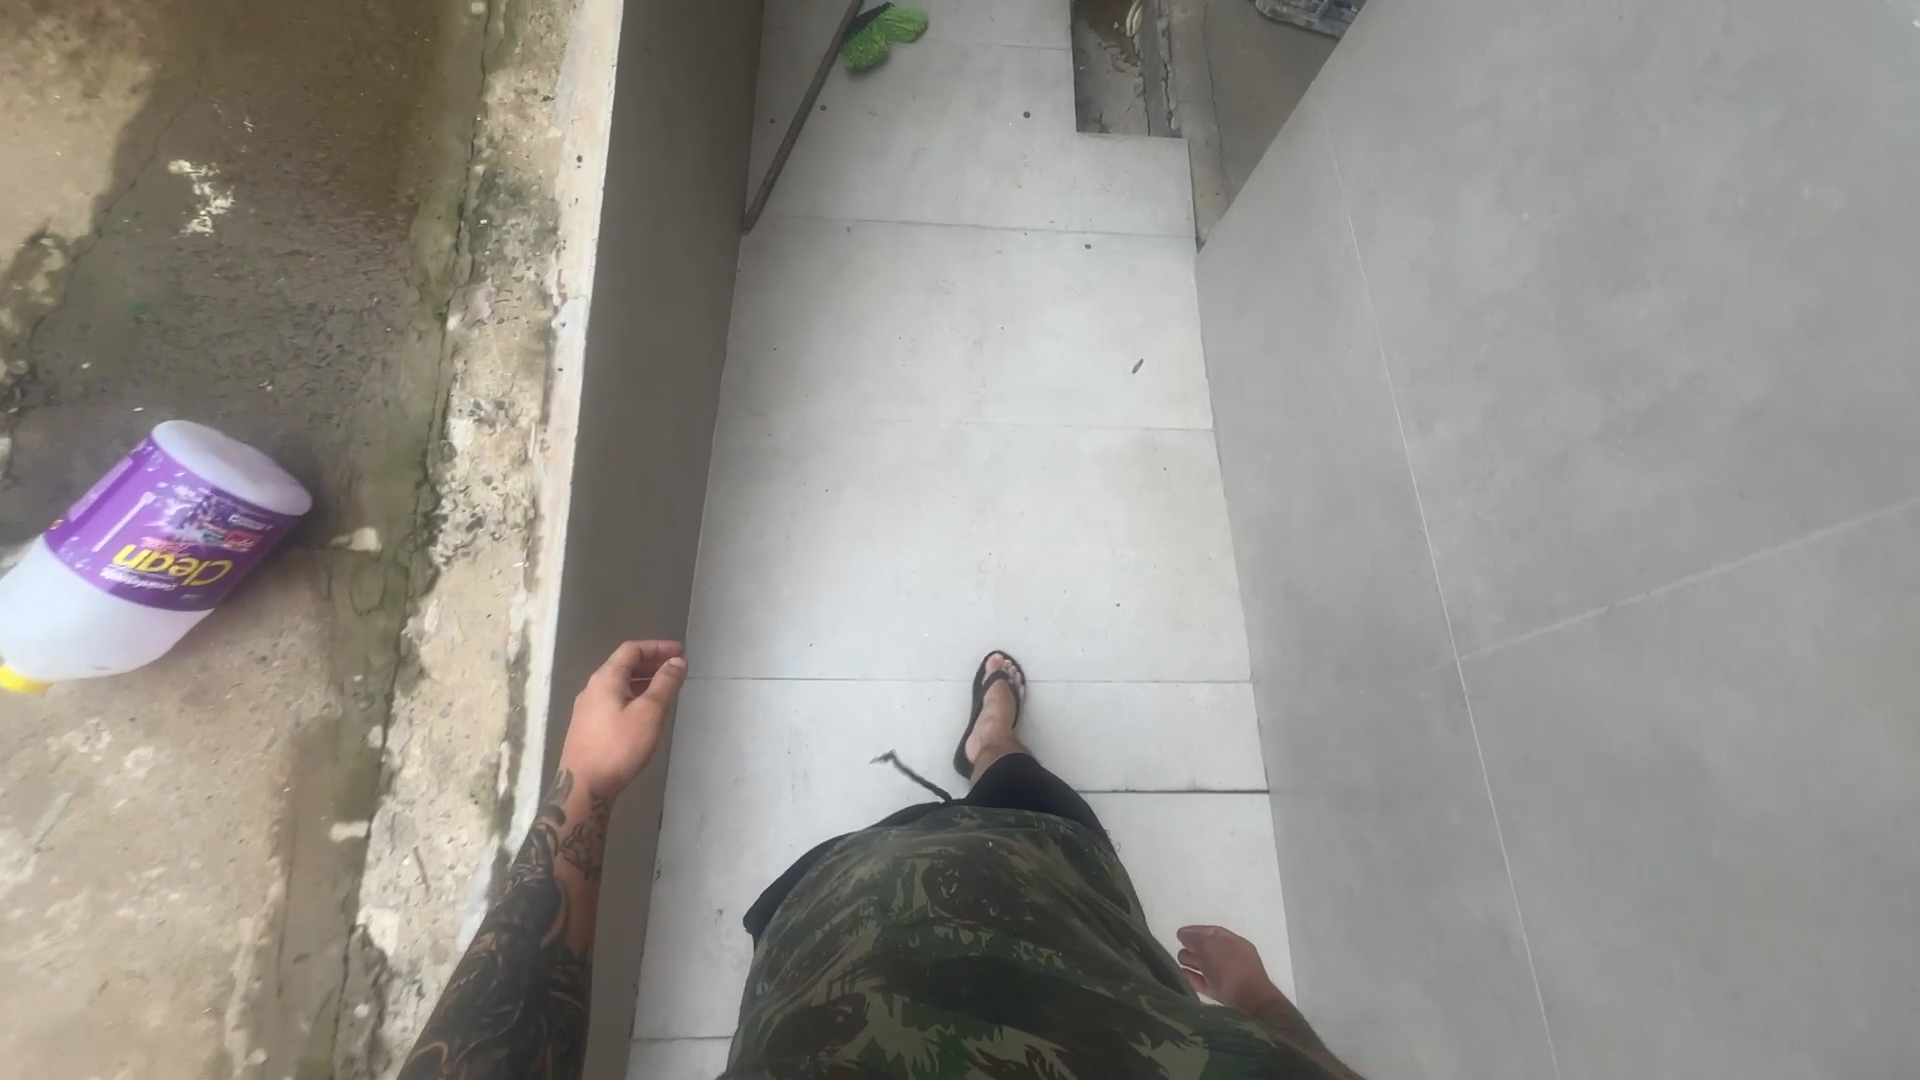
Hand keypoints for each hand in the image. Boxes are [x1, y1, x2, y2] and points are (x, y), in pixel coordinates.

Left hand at [558, 640, 688, 797]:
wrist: (583, 788)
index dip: (658, 647)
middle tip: (677, 669)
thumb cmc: (619, 746)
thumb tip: (677, 661)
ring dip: (644, 680)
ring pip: (620, 683)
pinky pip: (615, 699)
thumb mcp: (650, 712)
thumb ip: (666, 683)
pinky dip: (635, 694)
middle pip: (624, 665)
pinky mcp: (588, 726)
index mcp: (606, 679)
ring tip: (667, 688)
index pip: (632, 650)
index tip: (680, 653)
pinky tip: (647, 711)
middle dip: (652, 662)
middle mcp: (593, 689)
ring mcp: (587, 709)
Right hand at [1176, 925, 1285, 1012]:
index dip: (1194, 931)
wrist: (1251, 1003)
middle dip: (1193, 949)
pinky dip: (1196, 980)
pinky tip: (1185, 978)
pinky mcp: (1227, 996)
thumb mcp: (1207, 944)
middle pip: (1209, 950)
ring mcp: (1232, 978)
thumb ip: (1193, 937)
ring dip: (1193, 965)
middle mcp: (1234, 958)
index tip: (1179, 935)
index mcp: (1234, 941)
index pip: (1211, 932)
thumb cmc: (1229, 967)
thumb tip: (1183, 935)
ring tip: (1179, 965)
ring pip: (1208, 967)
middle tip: (1178, 952)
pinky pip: (1208, 983)